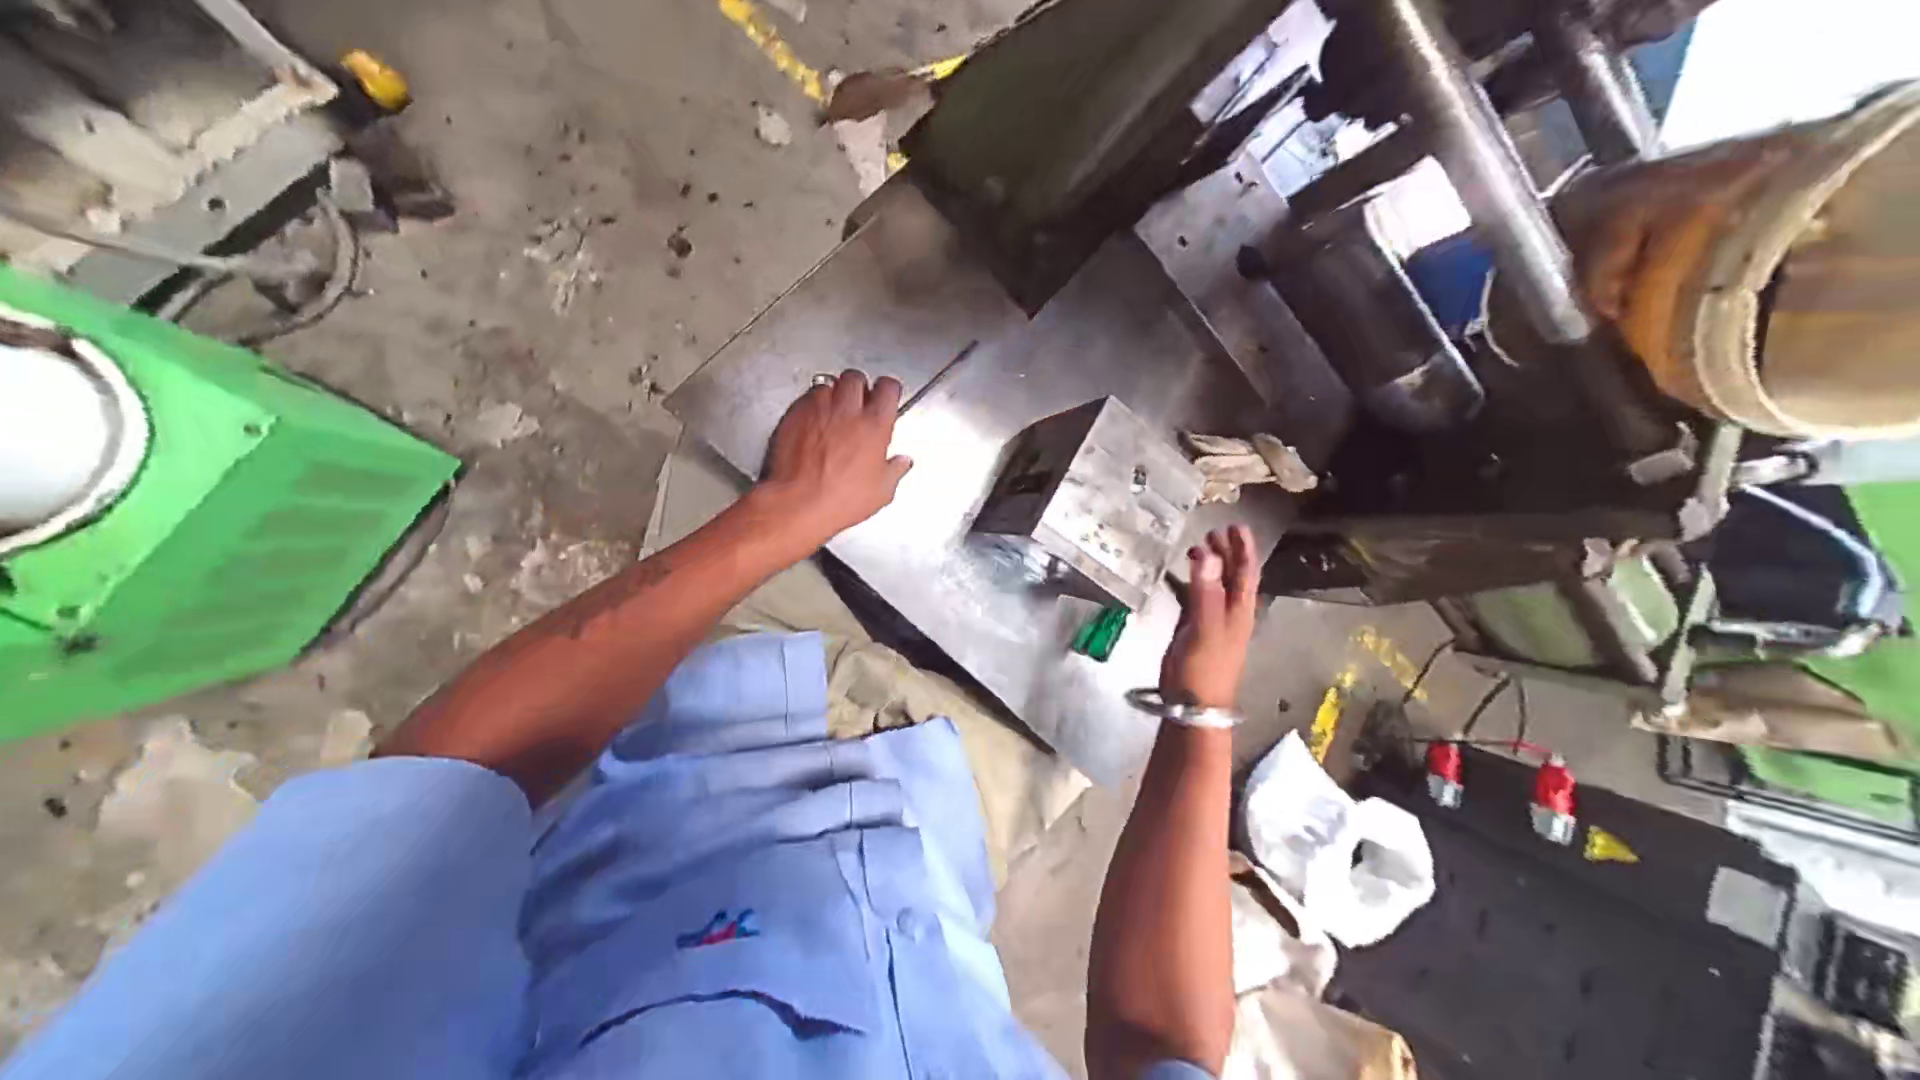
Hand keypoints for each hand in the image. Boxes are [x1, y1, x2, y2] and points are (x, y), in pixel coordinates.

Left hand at [756, 369, 913, 547]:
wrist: (797, 502)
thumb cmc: (838, 499)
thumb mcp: (881, 491)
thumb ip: (895, 470)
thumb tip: (902, 463)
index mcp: (874, 425)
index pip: (888, 387)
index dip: (888, 389)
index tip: (887, 396)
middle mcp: (846, 411)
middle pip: (855, 377)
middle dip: (859, 387)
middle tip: (859, 401)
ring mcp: (818, 410)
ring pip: (828, 385)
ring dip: (833, 395)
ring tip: (834, 412)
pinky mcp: (794, 415)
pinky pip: (805, 399)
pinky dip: (811, 406)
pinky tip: (813, 423)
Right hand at [1160, 525, 1259, 708]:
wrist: (1192, 706)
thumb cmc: (1203, 668)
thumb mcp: (1205, 628)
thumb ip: (1206, 591)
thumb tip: (1207, 553)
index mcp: (1238, 610)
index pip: (1245, 572)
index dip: (1243, 549)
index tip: (1235, 526)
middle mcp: (1229, 613)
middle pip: (1231, 576)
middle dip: (1226, 553)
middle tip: (1213, 531)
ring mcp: (1211, 622)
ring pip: (1214, 586)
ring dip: (1209, 566)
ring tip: (1196, 547)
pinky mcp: (1193, 631)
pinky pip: (1195, 599)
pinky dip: (1190, 583)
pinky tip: (1176, 578)